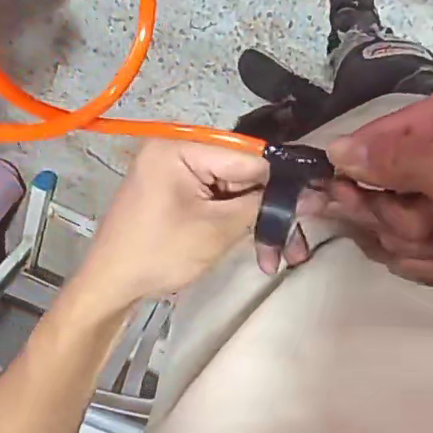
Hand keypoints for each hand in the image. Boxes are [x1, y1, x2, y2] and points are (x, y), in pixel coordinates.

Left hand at [72, 140, 310, 309]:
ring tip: (284, 254)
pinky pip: (216, 201)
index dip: (287, 176)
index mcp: (179, 147)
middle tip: (302, 236)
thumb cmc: (157, 254)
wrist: (111, 286)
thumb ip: (263, 205)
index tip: (321, 194)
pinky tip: (260, 249)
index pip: (249, 154)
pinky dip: (236, 224)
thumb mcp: (216, 229)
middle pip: (244, 172)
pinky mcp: (176, 194)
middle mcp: (177, 150)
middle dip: (272, 207)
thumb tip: (312, 192)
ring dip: (257, 222)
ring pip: (234, 191)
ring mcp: (175, 173)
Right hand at [323, 89, 432, 300]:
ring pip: (382, 226)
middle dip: (398, 218)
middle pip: (368, 189)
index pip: (365, 143)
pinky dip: (430, 260)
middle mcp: (428, 152)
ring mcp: (429, 195)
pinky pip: (402, 250)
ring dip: (418, 242)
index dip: (355, 176)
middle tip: (431, 224)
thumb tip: (333, 149)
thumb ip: (397, 160)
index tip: (355, 203)